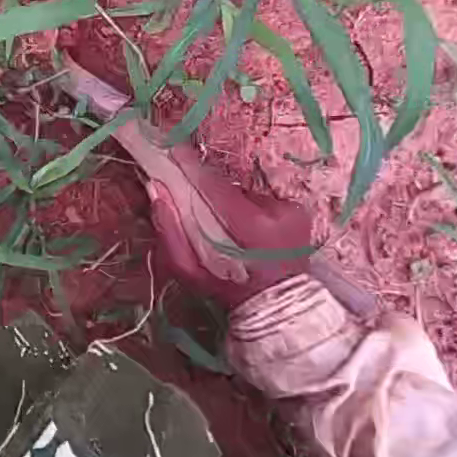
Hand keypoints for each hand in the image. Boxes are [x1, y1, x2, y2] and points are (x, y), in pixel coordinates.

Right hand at [147, 168, 313, 307]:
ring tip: (224, 225)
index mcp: (253, 227)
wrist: (276, 307)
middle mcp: (278, 211)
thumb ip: (169, 231)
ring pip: (245, 195)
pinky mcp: (300, 212)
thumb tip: (156, 190)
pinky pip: (262, 202)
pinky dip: (248, 210)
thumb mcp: (189, 270)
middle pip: (229, 188)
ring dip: (229, 203)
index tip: (173, 150)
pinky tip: (245, 230)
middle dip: (209, 189)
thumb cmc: (226, 289)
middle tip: (191, 193)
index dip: (191, 167)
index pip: (215, 186)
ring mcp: (293, 210)